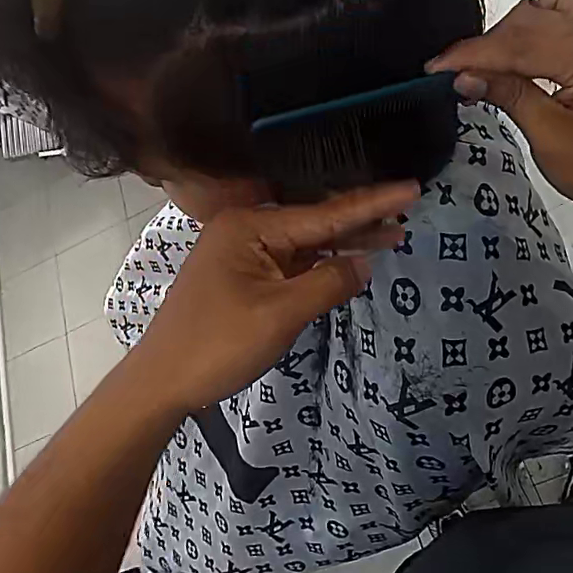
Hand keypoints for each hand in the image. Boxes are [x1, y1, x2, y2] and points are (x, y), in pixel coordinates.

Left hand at [121, 182, 416, 412]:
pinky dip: (326, 264)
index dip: (374, 203)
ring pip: (310, 243)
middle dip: (365, 219)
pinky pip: (297, 263)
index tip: (410, 189)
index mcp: (252, 227)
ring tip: (394, 236)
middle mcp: (249, 231)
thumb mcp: (280, 314)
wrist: (162, 384)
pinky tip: (353, 261)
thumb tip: (365, 264)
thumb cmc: (217, 345)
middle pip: (319, 222)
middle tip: (409, 209)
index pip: (327, 214)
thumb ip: (329, 282)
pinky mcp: (248, 277)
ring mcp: (247, 254)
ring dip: (349, 243)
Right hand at [429, 0, 572, 221]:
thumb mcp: (549, 138)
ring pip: (551, 0)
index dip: (473, 54)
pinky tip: (525, 58)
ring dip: (518, 26)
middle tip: (460, 75)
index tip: (437, 68)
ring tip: (497, 65)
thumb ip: (509, 95)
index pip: (520, 42)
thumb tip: (465, 76)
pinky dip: (540, 27)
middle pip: (531, 15)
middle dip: (491, 43)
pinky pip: (567, 14)